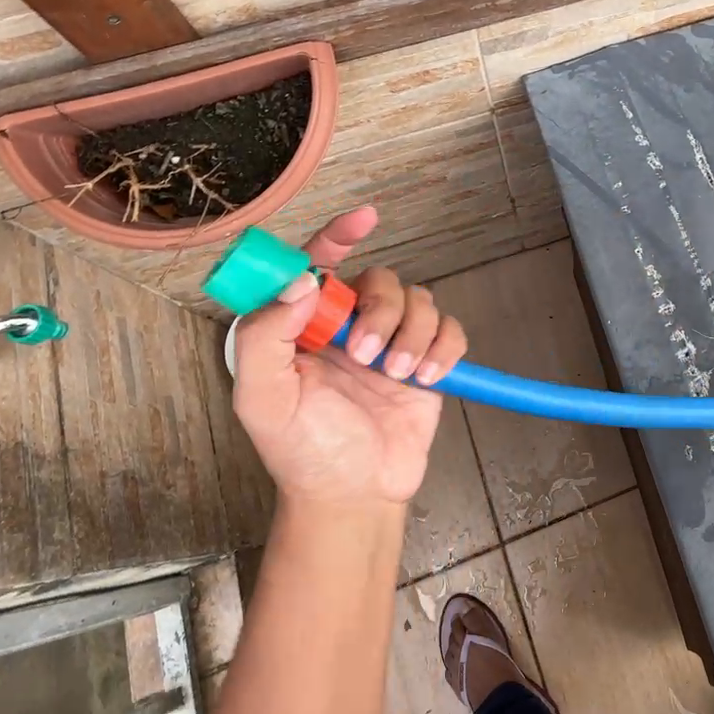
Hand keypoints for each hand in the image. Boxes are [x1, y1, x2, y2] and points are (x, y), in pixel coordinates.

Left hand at [230, 206, 469, 506]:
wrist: (357, 495)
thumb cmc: (303, 451)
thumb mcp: (264, 399)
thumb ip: (266, 337)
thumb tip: (301, 283)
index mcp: (306, 327)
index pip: (321, 264)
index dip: (339, 234)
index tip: (365, 219)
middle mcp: (350, 326)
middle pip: (380, 281)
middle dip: (380, 313)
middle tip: (367, 359)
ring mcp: (393, 342)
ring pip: (420, 300)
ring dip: (413, 335)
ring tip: (401, 375)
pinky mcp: (429, 361)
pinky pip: (450, 329)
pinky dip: (445, 348)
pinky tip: (430, 379)